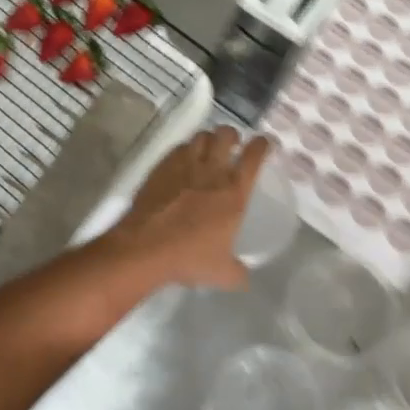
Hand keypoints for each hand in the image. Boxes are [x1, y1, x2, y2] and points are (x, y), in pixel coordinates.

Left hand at [107, 126, 270, 289]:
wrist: (145, 246)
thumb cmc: (189, 257)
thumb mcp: (222, 273)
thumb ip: (238, 271)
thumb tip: (243, 275)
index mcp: (233, 192)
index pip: (254, 156)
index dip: (263, 145)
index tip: (264, 144)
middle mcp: (211, 172)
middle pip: (226, 134)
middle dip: (232, 135)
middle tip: (232, 146)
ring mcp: (184, 165)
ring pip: (201, 136)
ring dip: (208, 139)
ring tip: (208, 149)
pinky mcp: (161, 167)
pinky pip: (178, 148)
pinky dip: (185, 149)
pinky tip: (183, 161)